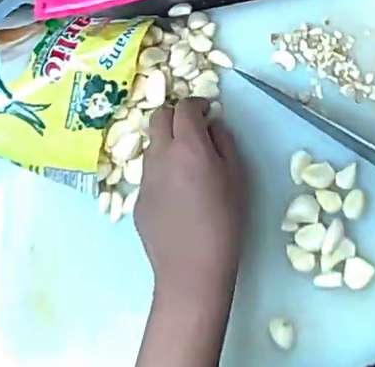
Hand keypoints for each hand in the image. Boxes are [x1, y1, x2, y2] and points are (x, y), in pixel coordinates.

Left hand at [135, 98, 245, 304]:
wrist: (191, 272)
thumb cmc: (223, 222)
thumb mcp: (237, 176)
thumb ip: (224, 142)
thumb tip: (212, 126)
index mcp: (186, 144)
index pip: (184, 107)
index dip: (197, 103)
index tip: (207, 110)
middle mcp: (160, 153)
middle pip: (159, 116)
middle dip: (175, 115)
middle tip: (192, 127)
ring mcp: (145, 177)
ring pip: (152, 145)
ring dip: (167, 142)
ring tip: (186, 164)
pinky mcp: (137, 200)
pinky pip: (150, 174)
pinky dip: (162, 172)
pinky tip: (177, 196)